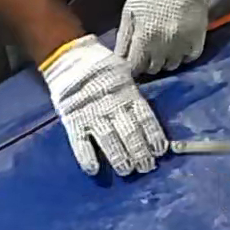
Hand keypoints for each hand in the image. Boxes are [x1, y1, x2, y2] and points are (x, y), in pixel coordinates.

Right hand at [40, 38, 169, 177]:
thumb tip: (142, 115)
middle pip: (129, 132)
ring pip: (109, 139)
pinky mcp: (73, 122)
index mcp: (127, 94)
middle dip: (139, 151)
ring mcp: (92, 115)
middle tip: (146, 168)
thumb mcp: (123, 74)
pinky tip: (94, 170)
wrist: (69, 58)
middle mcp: (112, 106)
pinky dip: (86, 157)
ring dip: (118, 157)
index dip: (153, 135)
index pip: (144, 117)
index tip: (160, 151)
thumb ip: (131, 94)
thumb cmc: (99, 68)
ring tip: (126, 171)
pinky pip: (80, 142)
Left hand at [115, 0, 210, 76]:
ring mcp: (182, 42)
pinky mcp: (198, 35)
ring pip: (171, 66)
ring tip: (162, 49)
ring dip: (165, 61)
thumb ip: (124, 38)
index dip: (132, 66)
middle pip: (153, 69)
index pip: (135, 68)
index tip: (133, 60)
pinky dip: (184, 55)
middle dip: (148, 64)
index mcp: (143, 39)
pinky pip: (191, 57)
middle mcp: (163, 45)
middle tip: (147, 53)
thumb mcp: (129, 12)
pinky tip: (179, 47)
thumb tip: (120, 59)